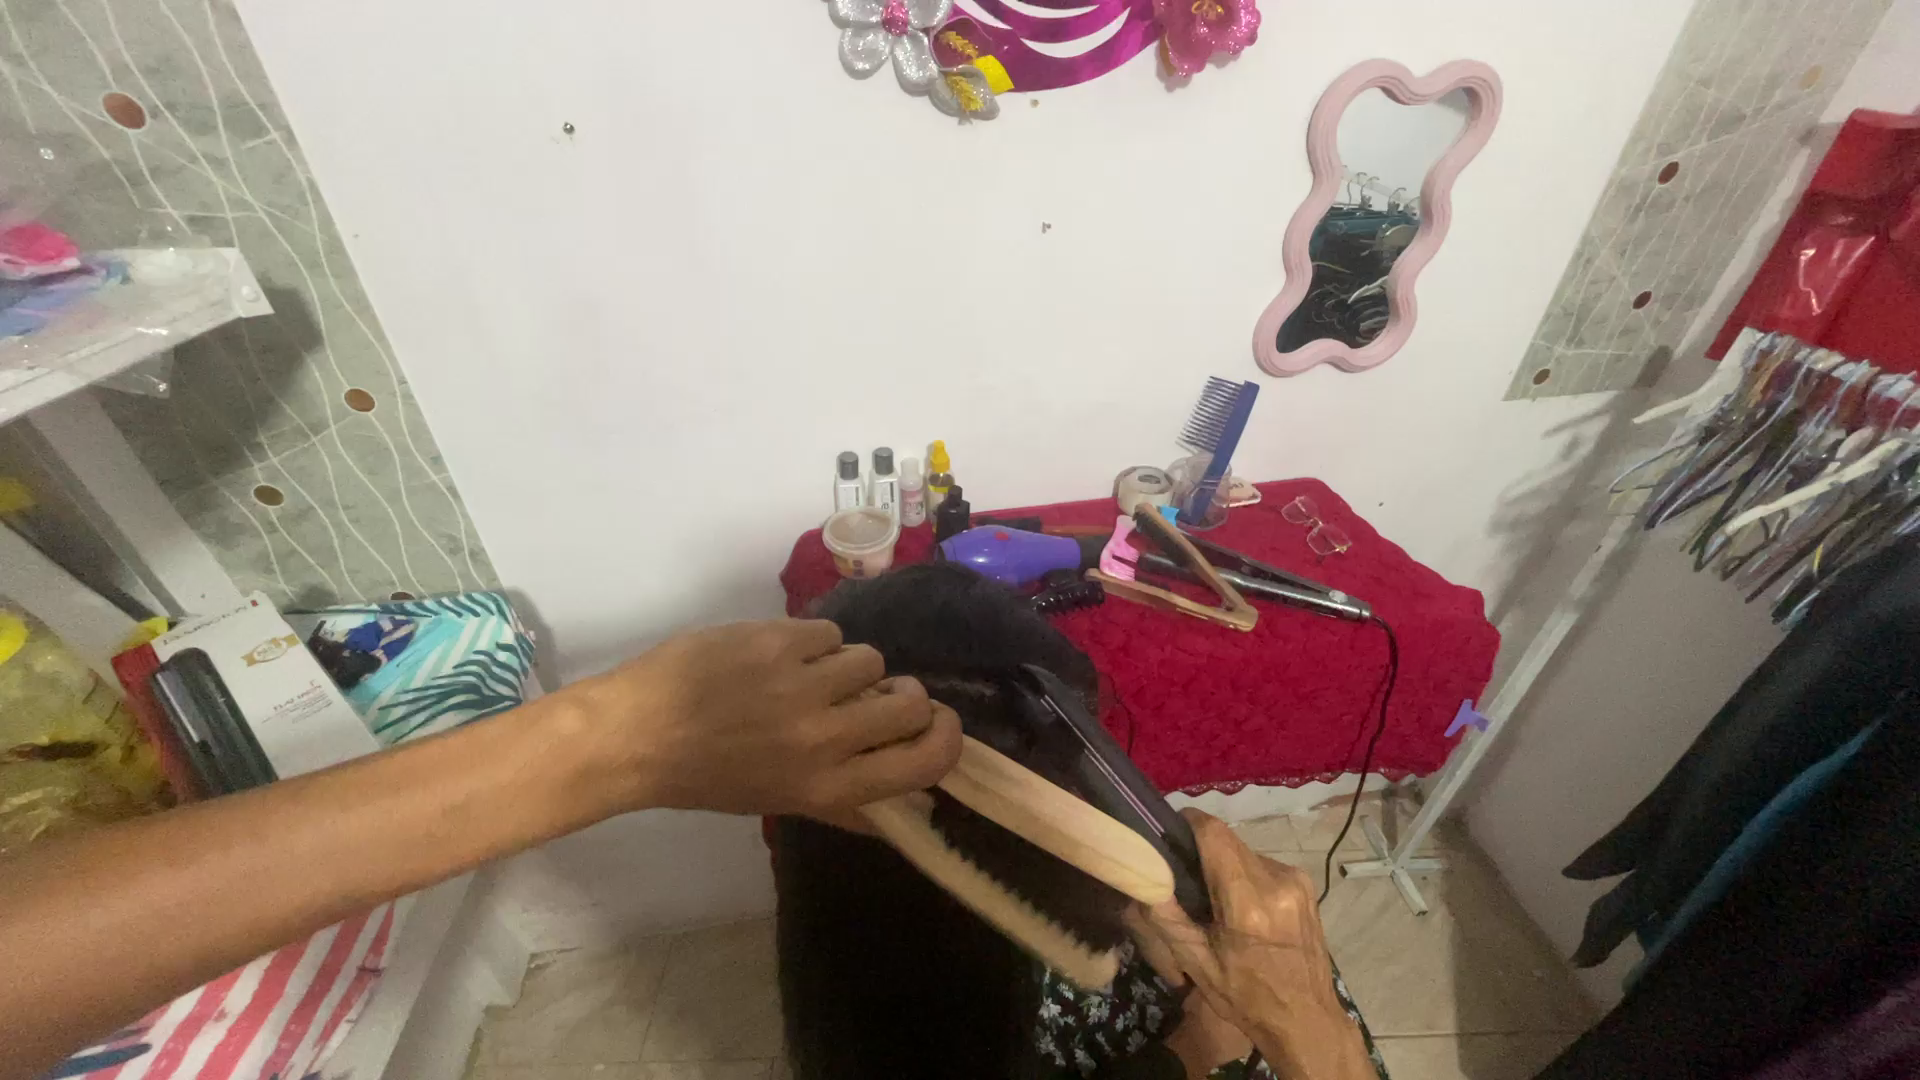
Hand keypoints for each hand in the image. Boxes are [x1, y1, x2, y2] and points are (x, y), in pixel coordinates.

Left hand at [556, 619, 962, 817]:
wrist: (638, 732)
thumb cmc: (708, 777)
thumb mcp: (783, 805)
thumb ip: (848, 807)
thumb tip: (909, 809)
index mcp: (830, 786)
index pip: (926, 761)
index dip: (946, 737)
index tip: (939, 722)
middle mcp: (826, 737)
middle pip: (911, 700)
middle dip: (901, 691)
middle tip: (872, 692)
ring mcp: (804, 684)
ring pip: (870, 657)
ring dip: (847, 665)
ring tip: (811, 673)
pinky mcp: (781, 641)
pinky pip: (830, 632)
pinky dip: (811, 642)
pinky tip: (779, 656)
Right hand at [1127, 810, 1373, 1079]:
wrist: (1308, 1023)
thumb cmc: (1247, 997)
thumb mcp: (1197, 963)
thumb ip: (1166, 916)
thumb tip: (1142, 874)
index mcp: (1247, 901)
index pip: (1212, 833)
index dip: (1187, 823)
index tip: (1168, 834)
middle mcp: (1276, 880)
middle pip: (1226, 840)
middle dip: (1202, 850)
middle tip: (1186, 878)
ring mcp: (1296, 880)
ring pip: (1243, 850)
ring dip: (1224, 864)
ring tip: (1216, 898)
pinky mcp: (1305, 884)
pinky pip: (1261, 863)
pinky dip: (1245, 875)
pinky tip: (1244, 906)